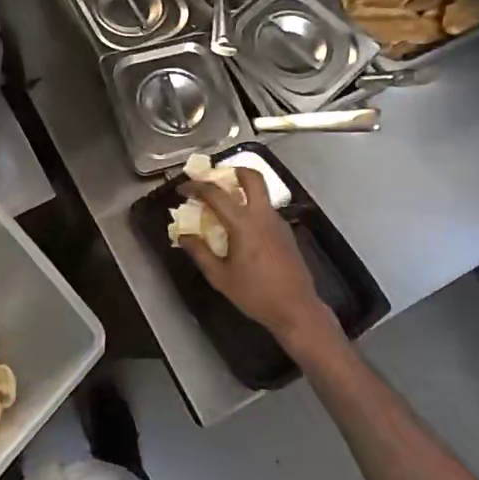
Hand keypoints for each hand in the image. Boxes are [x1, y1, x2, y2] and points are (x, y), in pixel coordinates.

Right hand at [179, 168, 336, 342]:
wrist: (296, 308)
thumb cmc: (255, 294)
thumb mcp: (220, 276)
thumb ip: (199, 252)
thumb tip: (183, 236)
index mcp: (244, 224)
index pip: (216, 194)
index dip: (196, 186)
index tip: (183, 188)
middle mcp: (263, 216)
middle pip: (251, 177)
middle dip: (231, 170)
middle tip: (214, 178)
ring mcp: (278, 222)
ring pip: (260, 193)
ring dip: (242, 191)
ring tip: (223, 205)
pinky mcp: (286, 232)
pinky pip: (265, 210)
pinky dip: (250, 208)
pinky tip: (241, 228)